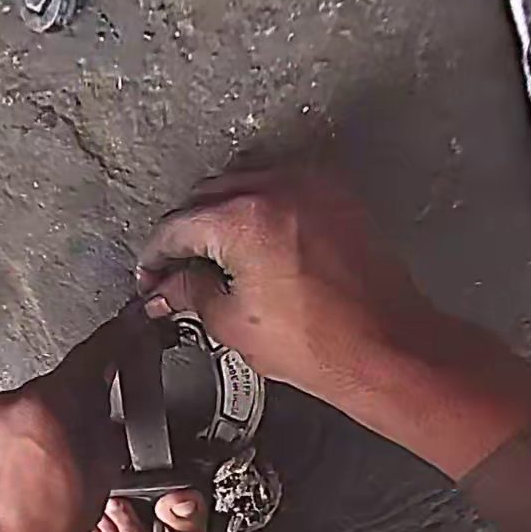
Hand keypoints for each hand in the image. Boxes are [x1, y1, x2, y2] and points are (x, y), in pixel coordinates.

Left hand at [0, 303, 140, 531]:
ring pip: (24, 406)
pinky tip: (24, 466)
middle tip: (79, 438)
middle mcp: (9, 404)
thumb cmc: (54, 521)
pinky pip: (0, 424)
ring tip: (46, 465)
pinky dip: (14, 436)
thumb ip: (100, 418)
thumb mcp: (101, 464)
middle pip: (52, 387)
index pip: (89, 358)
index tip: (123, 329)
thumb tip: (98, 397)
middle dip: (70, 404)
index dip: (113, 341)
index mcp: (47, 405)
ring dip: (39, 423)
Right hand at [138, 168, 530, 477]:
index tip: (151, 276)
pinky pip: (278, 188)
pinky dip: (253, 210)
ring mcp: (311, 188)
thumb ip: (190, 293)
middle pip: (205, 197)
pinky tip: (246, 244)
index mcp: (243, 218)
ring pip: (241, 185)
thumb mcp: (231, 322)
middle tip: (172, 270)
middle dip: (181, 233)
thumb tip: (167, 288)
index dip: (155, 255)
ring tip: (206, 258)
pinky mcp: (334, 198)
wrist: (379, 346)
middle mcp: (278, 188)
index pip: (177, 225)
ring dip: (215, 217)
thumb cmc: (316, 341)